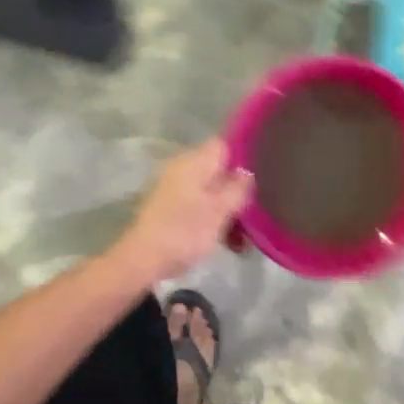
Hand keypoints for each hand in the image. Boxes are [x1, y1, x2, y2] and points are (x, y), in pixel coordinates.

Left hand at [110, 139, 253, 284]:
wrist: (143, 258)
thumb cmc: (185, 231)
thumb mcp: (219, 211)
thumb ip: (236, 189)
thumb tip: (246, 172)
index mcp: (195, 161)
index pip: (223, 144)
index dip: (242, 156)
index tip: (259, 176)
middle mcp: (182, 167)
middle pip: (217, 169)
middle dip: (236, 189)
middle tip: (253, 210)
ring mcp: (174, 187)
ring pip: (209, 190)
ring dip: (226, 208)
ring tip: (242, 235)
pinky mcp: (169, 206)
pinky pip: (198, 204)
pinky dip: (212, 217)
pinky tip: (226, 241)